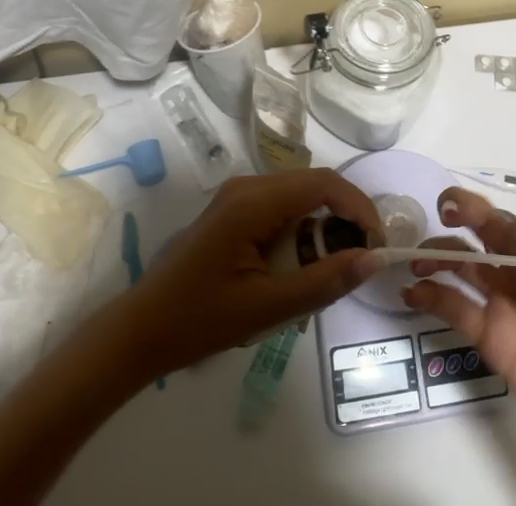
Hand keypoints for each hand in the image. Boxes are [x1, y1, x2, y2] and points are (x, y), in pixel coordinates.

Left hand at [115, 170, 384, 377]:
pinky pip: (281, 211)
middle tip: (360, 261)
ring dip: (322, 230)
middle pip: (314, 187)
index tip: (377, 245)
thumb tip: (374, 260)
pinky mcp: (233, 214)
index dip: (359, 208)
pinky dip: (301, 235)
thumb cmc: (198, 320)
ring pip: (300, 199)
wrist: (138, 332)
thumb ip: (324, 281)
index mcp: (252, 202)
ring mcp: (237, 199)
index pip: (324, 184)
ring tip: (331, 271)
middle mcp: (246, 188)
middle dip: (344, 220)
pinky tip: (300, 271)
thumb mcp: (268, 308)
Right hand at [403, 188, 515, 477]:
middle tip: (448, 206)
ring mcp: (509, 307)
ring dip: (443, 252)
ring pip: (468, 265)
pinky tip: (413, 291)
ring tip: (418, 256)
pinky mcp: (493, 340)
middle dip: (470, 214)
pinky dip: (431, 296)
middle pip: (494, 234)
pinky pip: (456, 310)